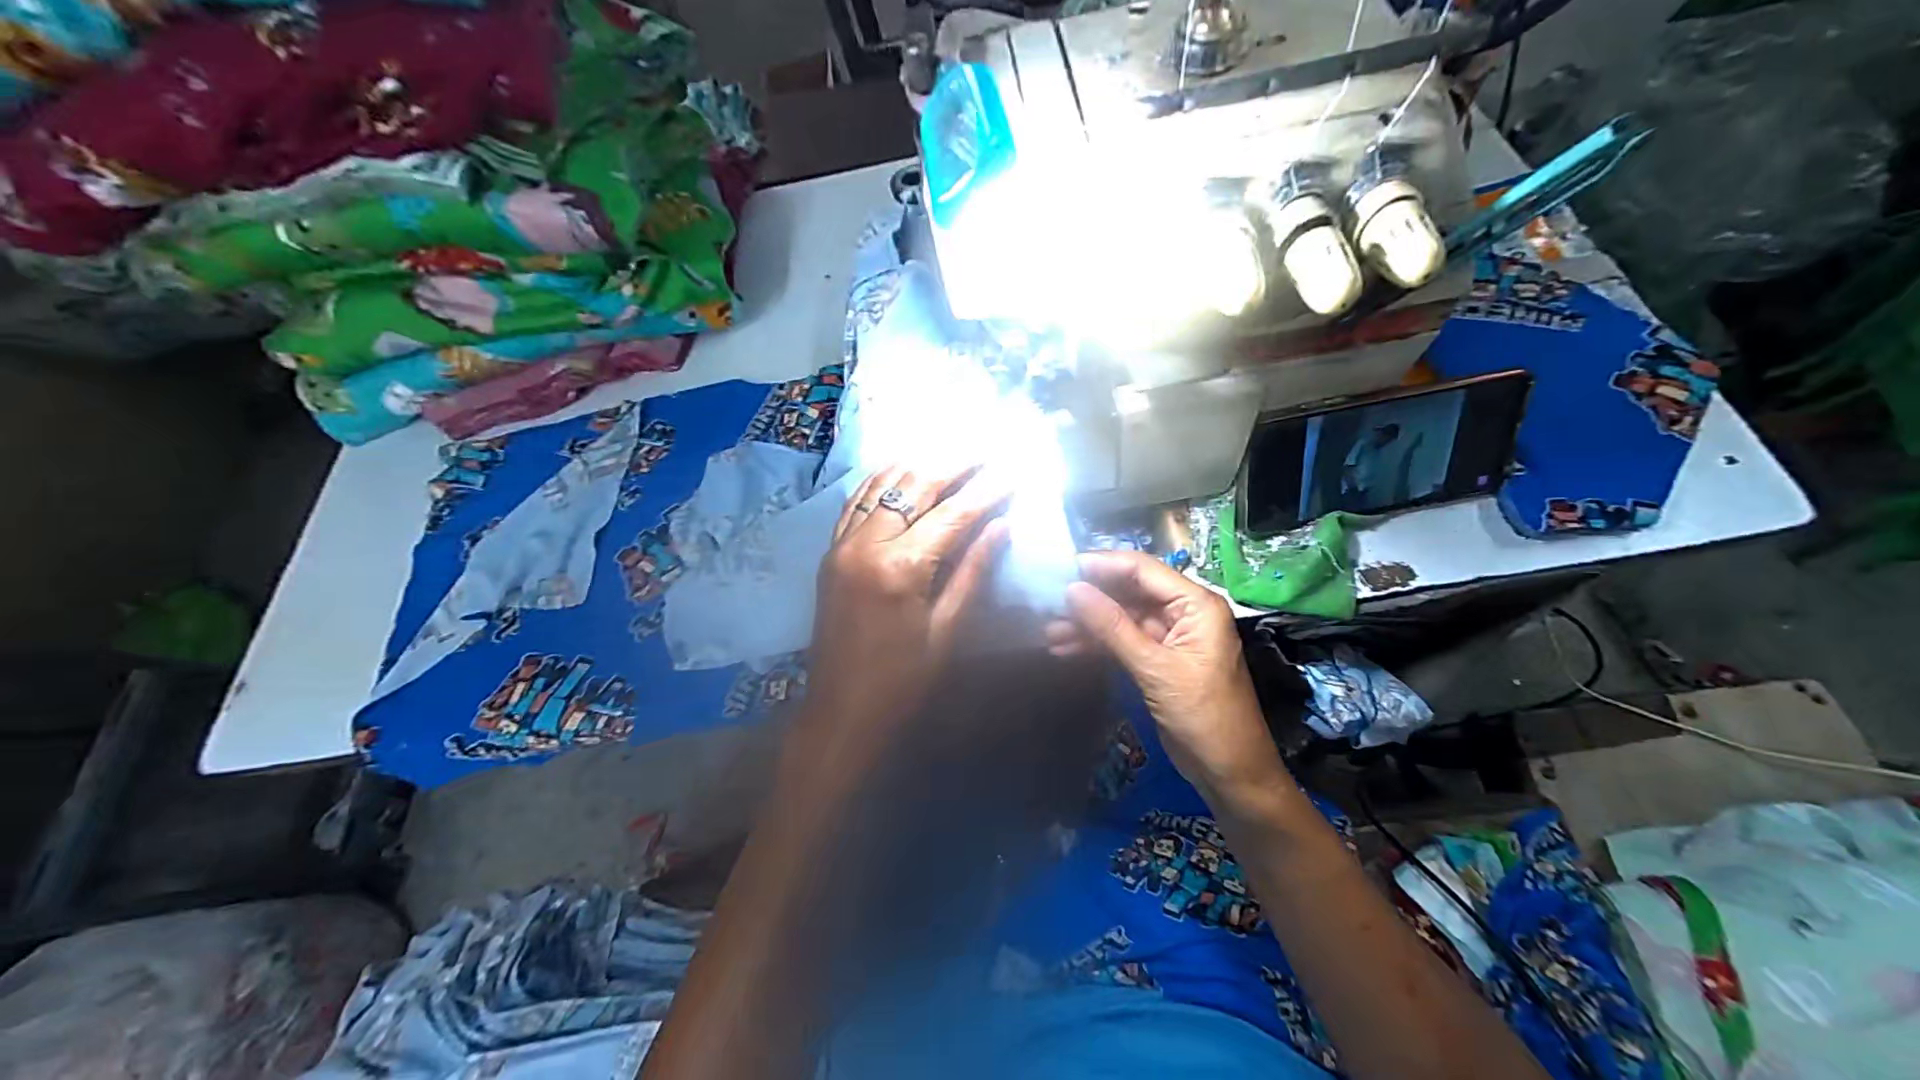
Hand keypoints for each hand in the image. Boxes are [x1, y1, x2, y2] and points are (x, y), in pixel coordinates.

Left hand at [804, 462, 1010, 737]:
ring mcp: (841, 545)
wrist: (839, 711)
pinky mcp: (830, 553)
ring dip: (917, 466)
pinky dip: (880, 482)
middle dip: (952, 465)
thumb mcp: (947, 632)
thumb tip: (1002, 525)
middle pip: (913, 487)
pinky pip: (855, 503)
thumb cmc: (902, 682)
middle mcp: (865, 545)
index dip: (986, 491)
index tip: (1013, 469)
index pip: (952, 515)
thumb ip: (973, 572)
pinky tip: (901, 470)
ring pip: (880, 486)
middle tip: (984, 450)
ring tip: (950, 453)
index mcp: (899, 569)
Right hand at [1047, 551, 1287, 799]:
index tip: (1061, 568)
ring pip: (1122, 618)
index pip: (1142, 570)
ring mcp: (1170, 638)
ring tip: (1050, 631)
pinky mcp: (1159, 661)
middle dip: (1090, 598)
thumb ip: (1112, 627)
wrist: (1230, 772)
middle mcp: (1184, 613)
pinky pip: (1123, 642)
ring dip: (1088, 624)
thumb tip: (1072, 590)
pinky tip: (1066, 648)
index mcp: (1195, 604)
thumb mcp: (1155, 669)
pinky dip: (1098, 645)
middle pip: (1129, 592)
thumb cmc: (1203, 716)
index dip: (1102, 565)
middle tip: (1049, 603)